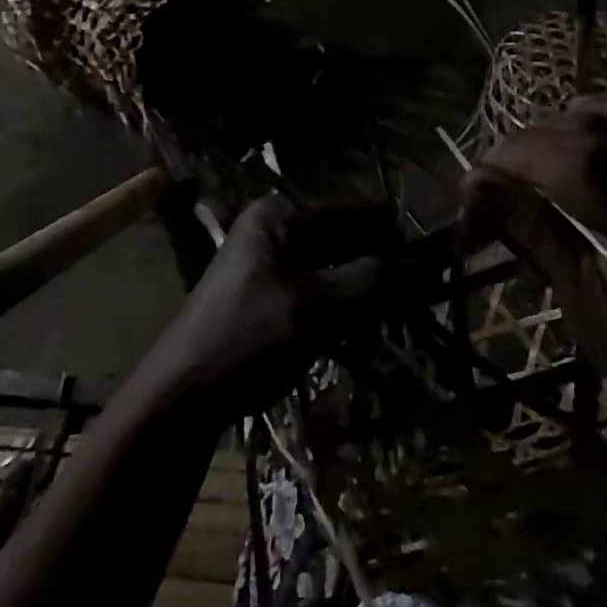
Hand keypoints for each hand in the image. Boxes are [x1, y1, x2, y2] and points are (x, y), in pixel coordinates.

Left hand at [133, 195, 396, 421]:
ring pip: (337, 266)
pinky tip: (367, 329)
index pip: (345, 209)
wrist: (184, 397)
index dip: (384, 226)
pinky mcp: (277, 299)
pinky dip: (347, 307)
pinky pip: (324, 292)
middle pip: (342, 237)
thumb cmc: (244, 340)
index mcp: (276, 218)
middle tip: (417, 281)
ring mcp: (275, 266)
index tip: (423, 244)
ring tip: (396, 307)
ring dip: (365, 288)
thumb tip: (405, 261)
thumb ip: (361, 279)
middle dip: (377, 260)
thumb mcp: (309, 308)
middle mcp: (277, 233)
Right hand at [459, 87, 606, 425]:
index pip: (541, 154)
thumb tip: (480, 192)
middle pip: (573, 125)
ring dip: (570, 129)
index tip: (471, 204)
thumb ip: (538, 237)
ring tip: (551, 165)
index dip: (496, 171)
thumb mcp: (590, 310)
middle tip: (502, 195)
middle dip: (525, 154)